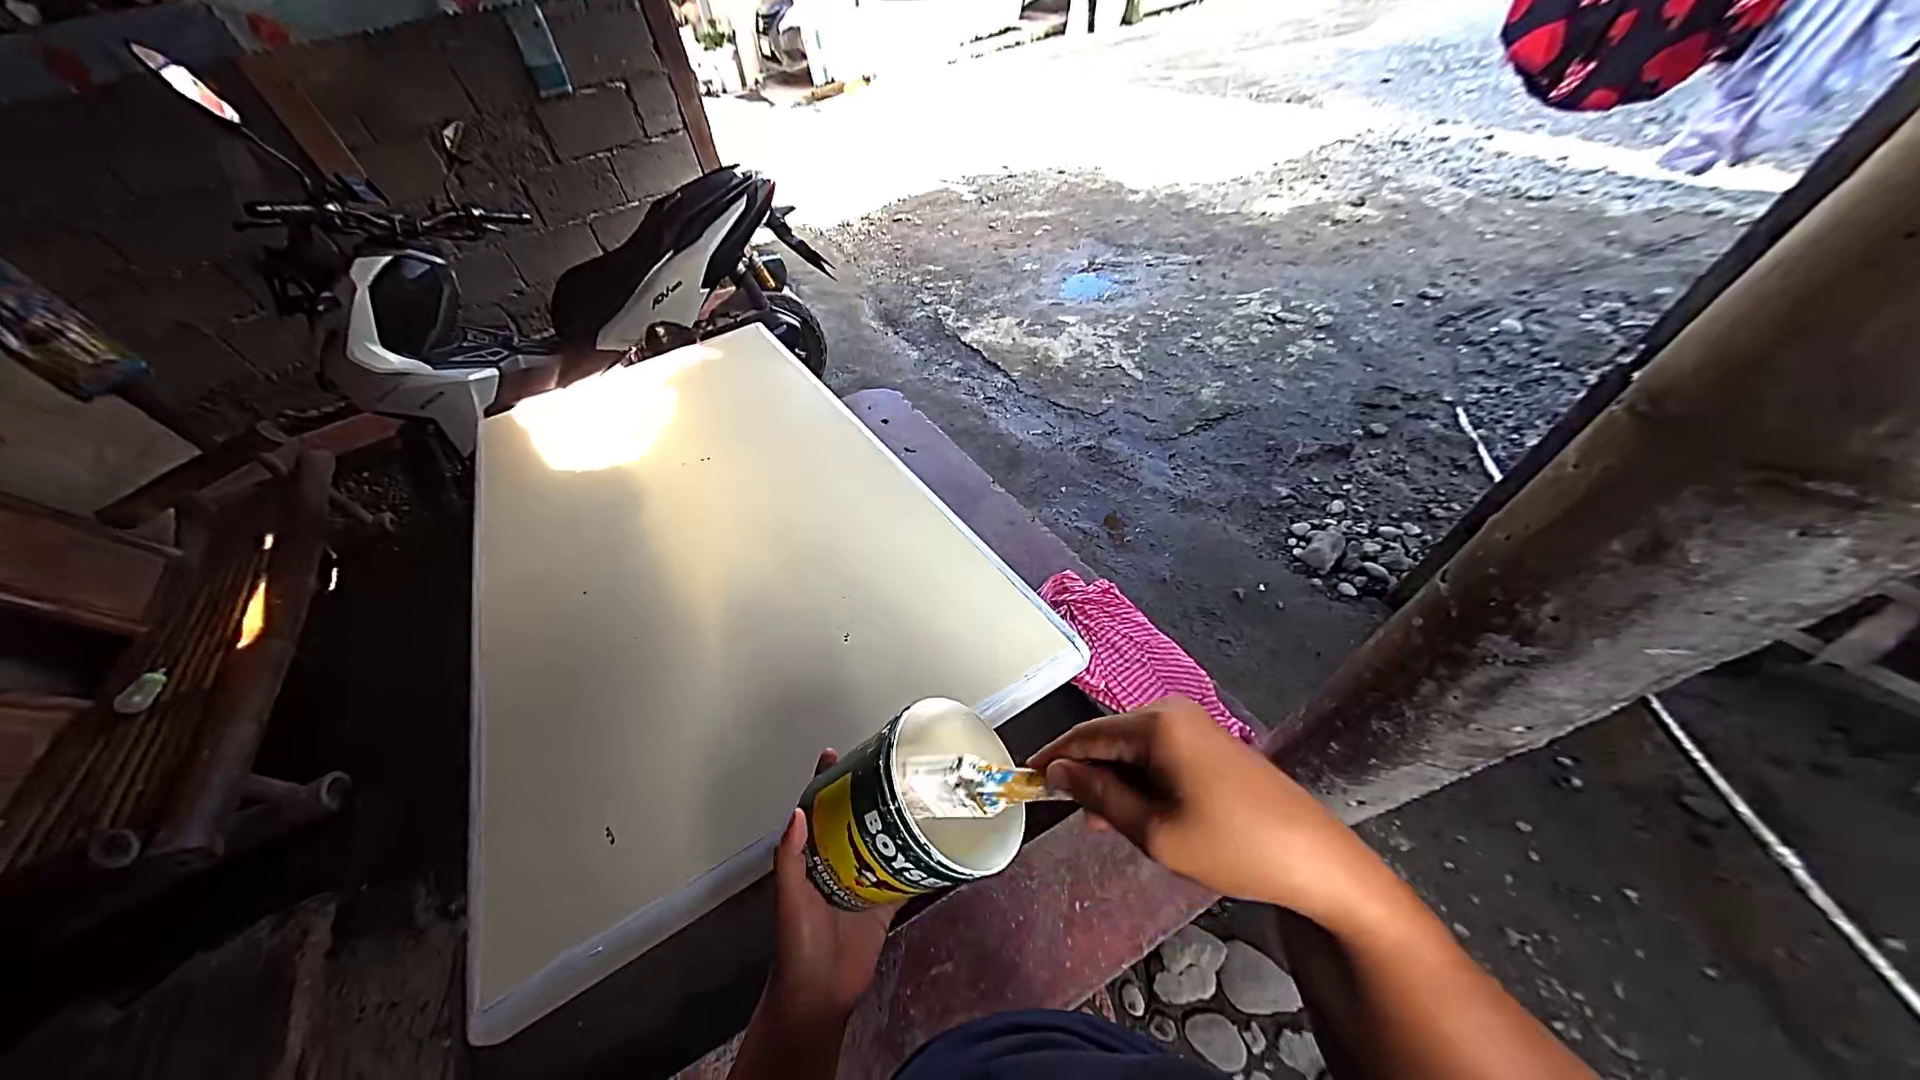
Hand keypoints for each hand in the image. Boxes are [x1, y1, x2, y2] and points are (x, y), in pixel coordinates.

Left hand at [763, 750, 898, 1024]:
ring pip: (883, 842)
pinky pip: (905, 875)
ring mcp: (864, 880)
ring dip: (896, 823)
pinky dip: (918, 861)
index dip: (826, 781)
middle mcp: (840, 862)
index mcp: (814, 857)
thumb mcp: (788, 898)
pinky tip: (933, 844)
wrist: (820, 994)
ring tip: (915, 797)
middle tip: (887, 769)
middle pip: (856, 819)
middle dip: (868, 794)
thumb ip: (789, 858)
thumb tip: (796, 814)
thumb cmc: (796, 947)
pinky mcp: (885, 901)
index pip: (819, 809)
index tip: (837, 754)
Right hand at [1028, 696, 1386, 921]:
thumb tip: (1057, 772)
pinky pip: (1157, 754)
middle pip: (1109, 738)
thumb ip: (1098, 796)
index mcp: (1157, 724)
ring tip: (1102, 821)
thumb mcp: (1155, 831)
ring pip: (1132, 749)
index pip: (1086, 734)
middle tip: (1066, 812)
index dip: (1052, 757)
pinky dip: (1139, 780)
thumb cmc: (1234, 846)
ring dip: (1112, 781)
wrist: (1317, 859)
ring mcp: (1193, 724)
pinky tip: (1133, 812)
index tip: (1026, 778)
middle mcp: (1172, 711)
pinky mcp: (1208, 741)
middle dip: (1085, 773)